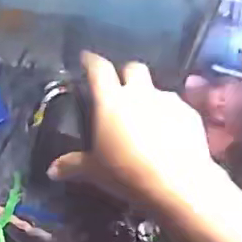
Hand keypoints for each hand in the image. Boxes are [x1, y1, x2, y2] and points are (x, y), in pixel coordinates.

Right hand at [48, 51, 241, 217]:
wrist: (177, 182)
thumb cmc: (126, 172)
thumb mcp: (94, 172)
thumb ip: (73, 166)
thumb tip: (51, 171)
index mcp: (111, 101)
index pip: (98, 69)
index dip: (91, 61)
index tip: (86, 59)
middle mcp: (140, 93)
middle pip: (133, 68)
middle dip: (125, 74)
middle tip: (118, 89)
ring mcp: (168, 100)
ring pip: (156, 89)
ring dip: (148, 98)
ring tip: (145, 120)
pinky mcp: (189, 114)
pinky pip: (175, 108)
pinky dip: (168, 116)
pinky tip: (167, 135)